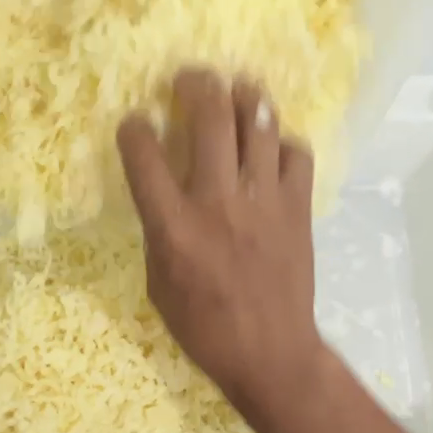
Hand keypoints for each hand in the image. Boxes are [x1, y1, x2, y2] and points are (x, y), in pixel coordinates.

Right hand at [117, 68, 331, 419]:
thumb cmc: (203, 329)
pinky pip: (295, 153)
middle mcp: (218, 202)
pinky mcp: (298, 207)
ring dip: (244, 95)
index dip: (134, 130)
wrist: (268, 353)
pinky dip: (281, 144)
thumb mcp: (159, 287)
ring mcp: (263, 200)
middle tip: (189, 79)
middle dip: (195, 84)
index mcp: (173, 228)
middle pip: (209, 115)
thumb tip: (164, 196)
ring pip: (258, 120)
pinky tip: (271, 152)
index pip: (144, 156)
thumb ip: (159, 233)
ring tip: (236, 91)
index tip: (135, 124)